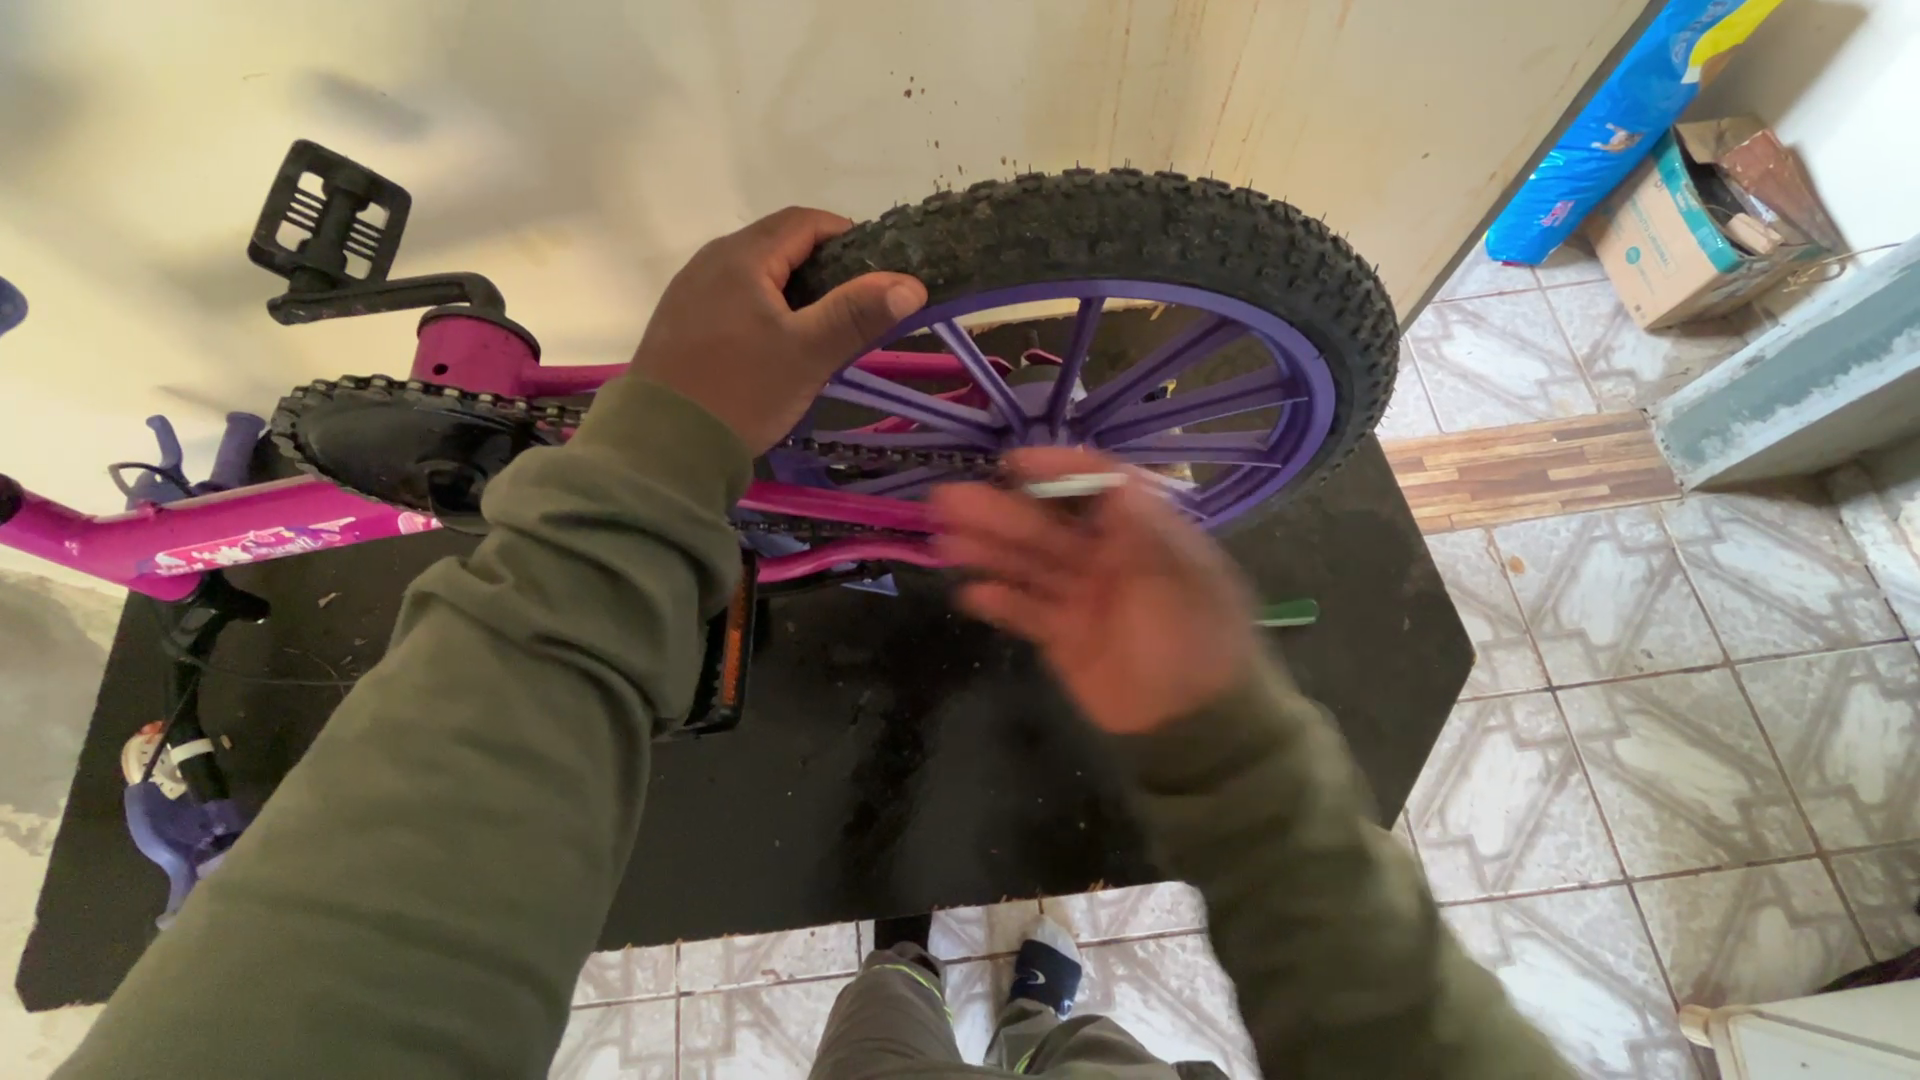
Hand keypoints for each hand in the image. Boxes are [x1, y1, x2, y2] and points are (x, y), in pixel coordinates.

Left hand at [627, 207, 926, 452]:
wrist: (664, 446)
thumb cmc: (742, 393)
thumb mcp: (808, 354)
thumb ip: (857, 314)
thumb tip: (911, 284)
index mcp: (742, 257)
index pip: (805, 222)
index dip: (848, 237)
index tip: (878, 271)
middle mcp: (711, 261)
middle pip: (778, 244)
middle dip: (824, 266)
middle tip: (857, 305)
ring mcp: (690, 291)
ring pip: (756, 273)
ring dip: (795, 289)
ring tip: (823, 328)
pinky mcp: (681, 323)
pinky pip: (734, 298)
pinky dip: (766, 308)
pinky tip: (778, 345)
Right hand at [929, 448, 1256, 734]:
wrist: (1192, 721)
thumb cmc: (1194, 639)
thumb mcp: (1179, 576)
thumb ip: (1140, 526)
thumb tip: (1109, 477)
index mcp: (1141, 535)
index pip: (1094, 488)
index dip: (1055, 470)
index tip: (1011, 462)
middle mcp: (1106, 558)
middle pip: (1046, 526)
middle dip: (999, 510)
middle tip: (947, 497)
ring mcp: (1081, 598)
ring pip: (1027, 565)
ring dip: (987, 550)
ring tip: (944, 539)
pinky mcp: (1061, 636)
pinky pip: (1024, 612)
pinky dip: (998, 602)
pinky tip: (970, 593)